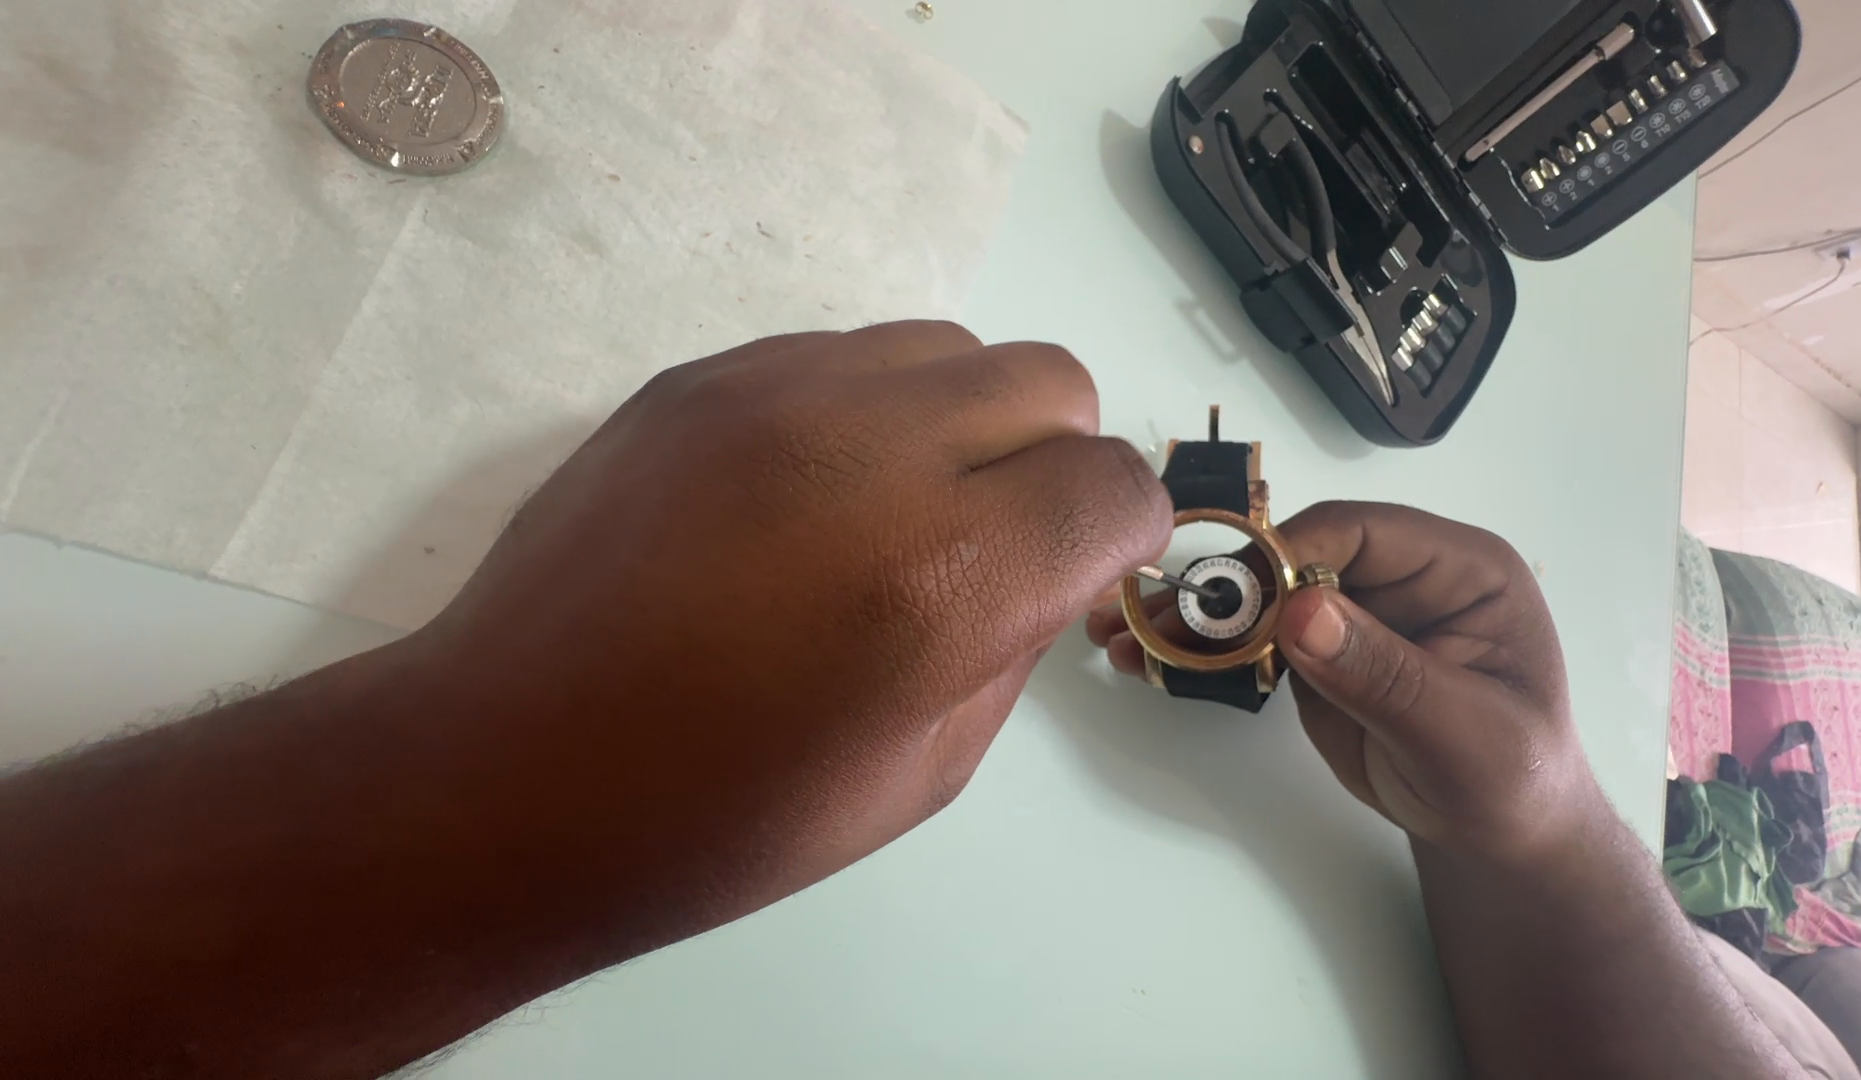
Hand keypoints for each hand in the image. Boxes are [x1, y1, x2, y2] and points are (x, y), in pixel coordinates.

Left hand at [415, 322, 1171, 943]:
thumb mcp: (927, 772)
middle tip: (999, 532)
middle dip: (1058, 457)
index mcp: (945, 576)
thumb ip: (1015, 641)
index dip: (1123, 527)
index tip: (1088, 561)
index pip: (1113, 486)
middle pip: (1052, 381)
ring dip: (968, 422)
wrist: (506, 769)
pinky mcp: (701, 376)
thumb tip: (1047, 561)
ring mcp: (776, 391)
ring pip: (955, 347)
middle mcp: (873, 450)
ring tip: (900, 506)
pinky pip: (850, 353)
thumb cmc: (727, 812)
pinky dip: (875, 411)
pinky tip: (811, 490)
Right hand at [1088, 502, 1600, 861]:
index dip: (1287, 554)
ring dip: (1187, 617)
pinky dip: (1195, 650)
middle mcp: (1390, 574)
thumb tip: (1299, 611)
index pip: (1356, 532)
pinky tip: (1146, 659)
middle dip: (1213, 587)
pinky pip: (1243, 637)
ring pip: (1252, 594)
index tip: (1227, 596)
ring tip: (1121, 638)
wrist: (1485, 832)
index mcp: (1454, 569)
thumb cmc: (1507, 781)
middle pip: (1286, 557)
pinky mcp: (1306, 647)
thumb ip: (1386, 673)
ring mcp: (1343, 610)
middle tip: (1144, 616)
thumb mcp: (1466, 735)